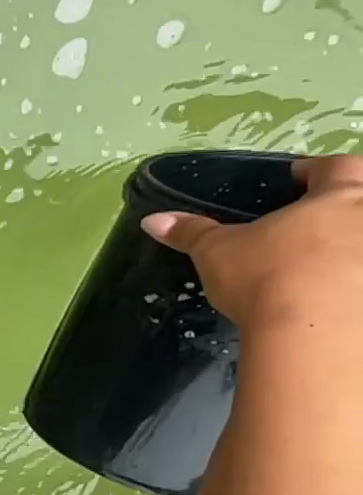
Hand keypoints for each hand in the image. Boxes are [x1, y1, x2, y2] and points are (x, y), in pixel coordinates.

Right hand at [143, 155, 362, 335]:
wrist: (314, 328)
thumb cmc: (264, 275)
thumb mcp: (215, 251)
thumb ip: (190, 232)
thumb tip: (152, 220)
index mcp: (338, 196)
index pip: (335, 167)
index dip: (314, 170)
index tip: (296, 177)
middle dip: (340, 204)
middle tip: (311, 220)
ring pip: (362, 236)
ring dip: (347, 240)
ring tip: (317, 260)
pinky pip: (360, 271)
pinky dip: (349, 276)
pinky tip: (331, 291)